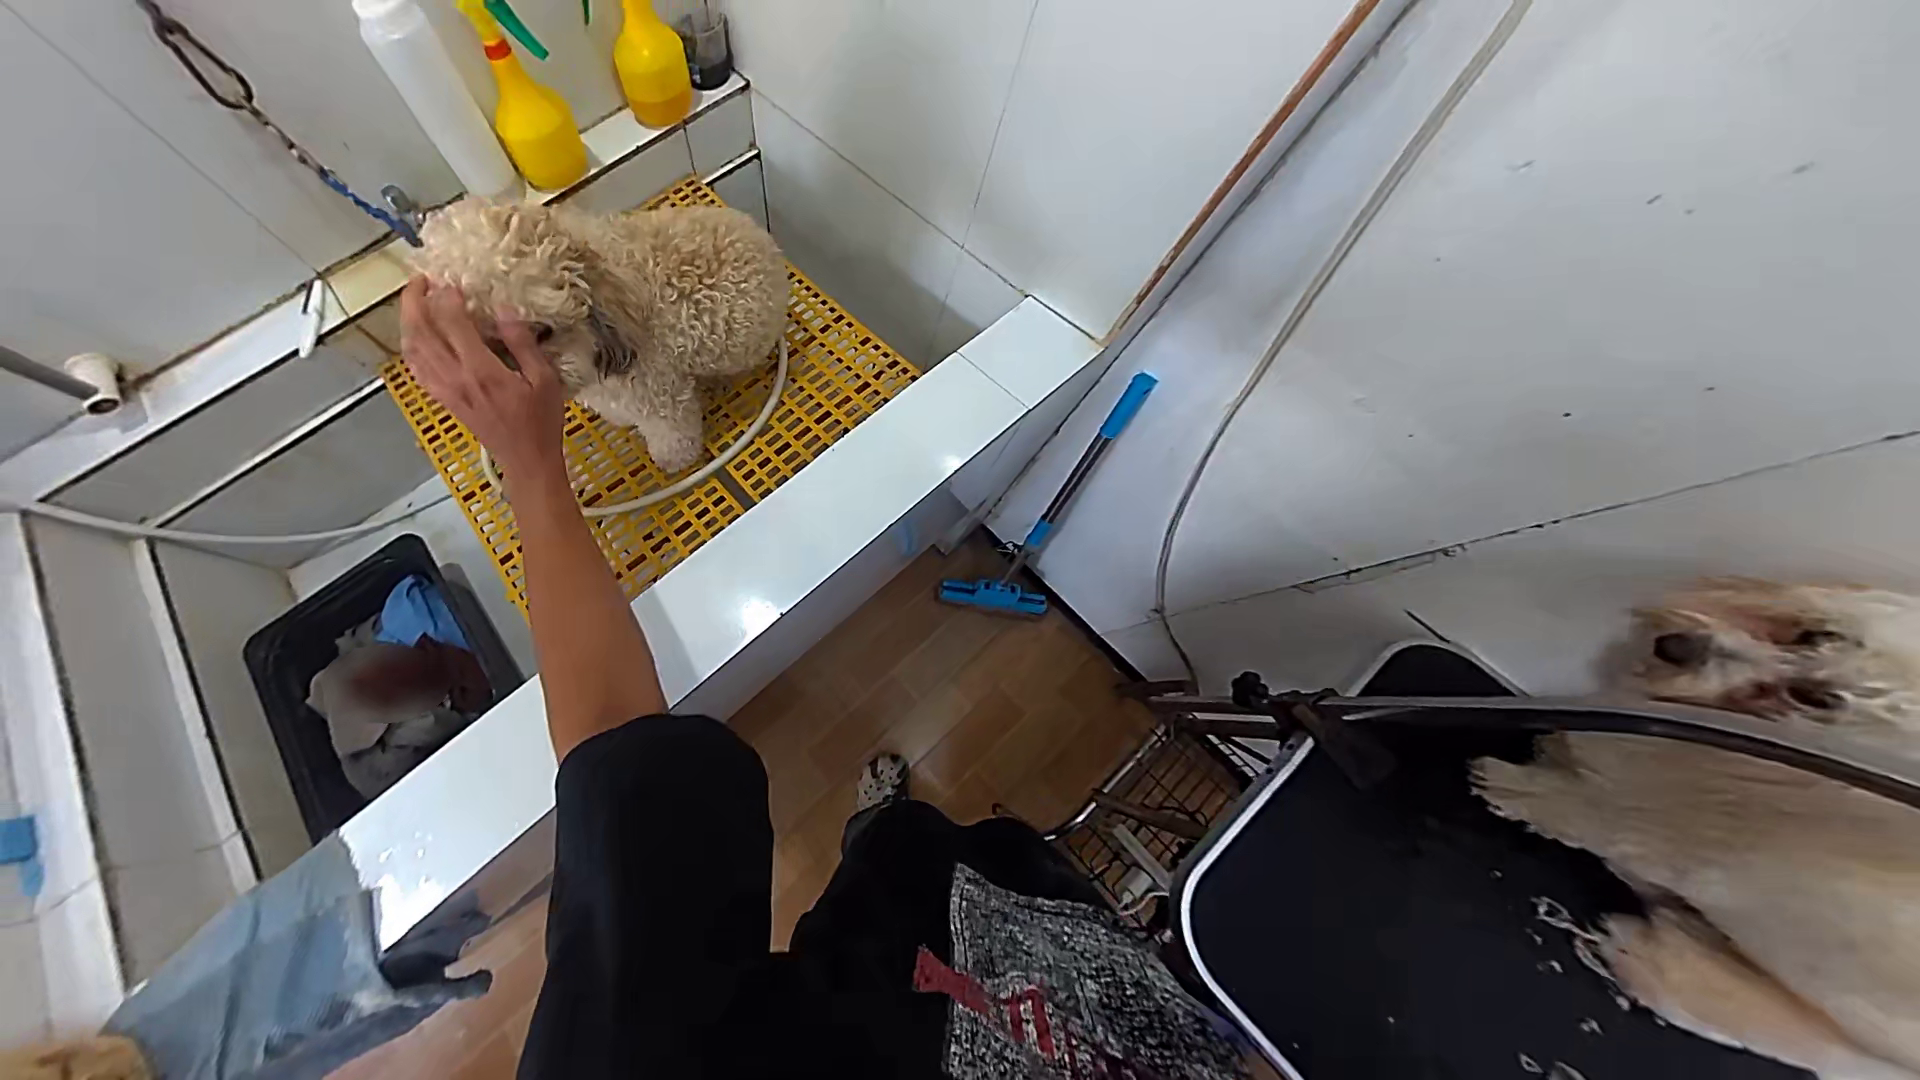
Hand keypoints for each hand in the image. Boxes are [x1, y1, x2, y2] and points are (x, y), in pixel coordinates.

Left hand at [401, 277, 566, 486]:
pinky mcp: (442, 397)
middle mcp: (455, 375)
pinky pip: (415, 367)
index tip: (454, 282)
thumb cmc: (542, 421)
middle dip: (415, 300)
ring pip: (411, 346)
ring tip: (415, 302)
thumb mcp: (545, 381)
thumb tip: (504, 310)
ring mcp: (444, 387)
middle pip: (420, 329)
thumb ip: (524, 345)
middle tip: (421, 281)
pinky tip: (415, 338)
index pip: (452, 321)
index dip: (448, 297)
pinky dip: (409, 346)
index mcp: (481, 369)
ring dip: (408, 320)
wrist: (527, 458)